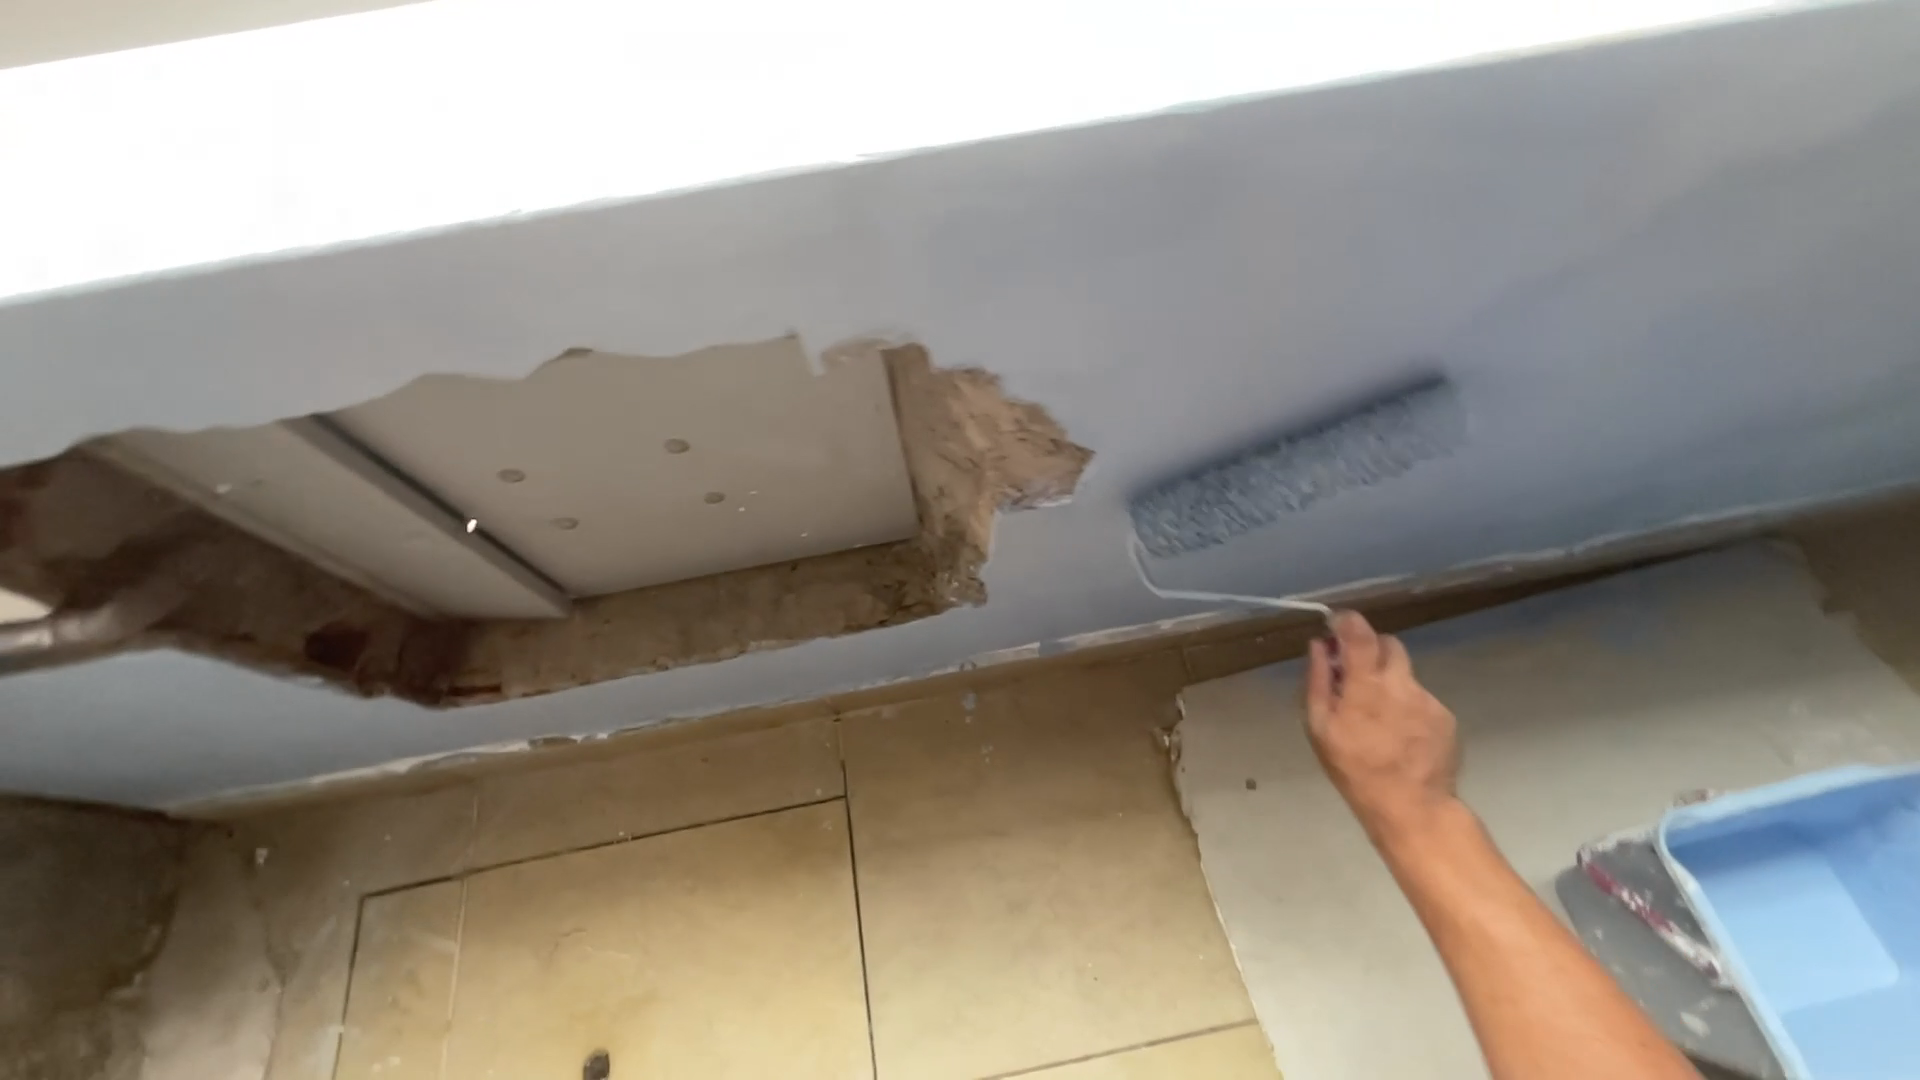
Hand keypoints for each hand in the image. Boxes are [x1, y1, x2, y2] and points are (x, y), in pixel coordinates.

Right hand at [1305, 611, 1460, 843]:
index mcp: (1367, 685)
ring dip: (1388, 681)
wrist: (1411, 806)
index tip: (1336, 623)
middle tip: (1355, 673)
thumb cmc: (1353, 767)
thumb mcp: (1319, 727)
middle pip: (1389, 645)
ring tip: (1378, 716)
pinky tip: (1399, 733)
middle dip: (1370, 650)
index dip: (1348, 621)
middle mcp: (1402, 684)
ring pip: (1405, 674)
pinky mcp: (1445, 716)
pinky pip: (1420, 698)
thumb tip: (1319, 647)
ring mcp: (1428, 700)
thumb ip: (1318, 681)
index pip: (1361, 634)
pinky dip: (1406, 705)